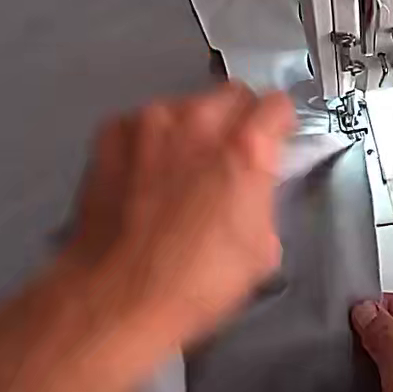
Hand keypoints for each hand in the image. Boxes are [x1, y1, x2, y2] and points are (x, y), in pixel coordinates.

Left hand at [58, 82, 295, 351]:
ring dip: (192, 129)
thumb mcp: (262, 247)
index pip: (278, 104)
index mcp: (245, 148)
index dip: (279, 124)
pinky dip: (150, 140)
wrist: (116, 296)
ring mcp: (151, 123)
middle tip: (230, 155)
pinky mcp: (113, 132)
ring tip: (181, 170)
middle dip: (238, 119)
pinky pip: (143, 123)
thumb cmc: (195, 282)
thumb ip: (266, 195)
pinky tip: (145, 176)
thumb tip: (258, 182)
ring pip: (186, 106)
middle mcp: (200, 122)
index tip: (274, 138)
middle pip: (232, 95)